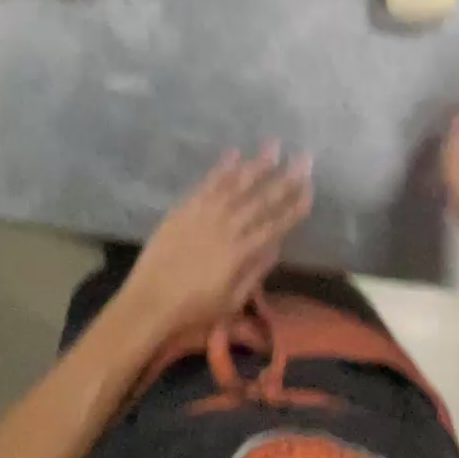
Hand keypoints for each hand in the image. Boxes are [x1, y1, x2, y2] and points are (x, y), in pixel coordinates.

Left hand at [125, 146, 314, 333]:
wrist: (148, 304)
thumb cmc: (192, 311)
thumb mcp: (232, 302)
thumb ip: (254, 272)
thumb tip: (275, 246)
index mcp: (241, 253)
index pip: (276, 225)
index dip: (295, 206)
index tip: (310, 188)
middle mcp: (226, 228)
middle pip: (261, 199)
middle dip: (285, 178)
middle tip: (304, 158)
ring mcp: (203, 216)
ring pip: (235, 185)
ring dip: (256, 165)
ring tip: (274, 146)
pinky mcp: (183, 210)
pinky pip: (205, 185)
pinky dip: (220, 168)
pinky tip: (234, 154)